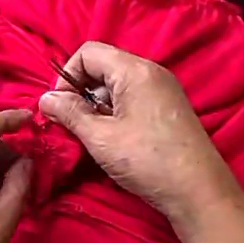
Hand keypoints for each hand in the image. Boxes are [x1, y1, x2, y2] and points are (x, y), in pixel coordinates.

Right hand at [38, 42, 241, 228]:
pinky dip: (115, 113)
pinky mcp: (168, 108)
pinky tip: (114, 141)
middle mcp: (151, 72)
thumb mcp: (100, 138)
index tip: (60, 107)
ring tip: (94, 137)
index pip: (88, 52)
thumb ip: (70, 114)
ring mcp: (163, 89)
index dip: (67, 76)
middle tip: (74, 125)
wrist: (198, 190)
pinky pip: (132, 98)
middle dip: (81, 92)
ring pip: (116, 85)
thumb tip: (45, 99)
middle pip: (103, 67)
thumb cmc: (147, 160)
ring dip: (97, 106)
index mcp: (134, 70)